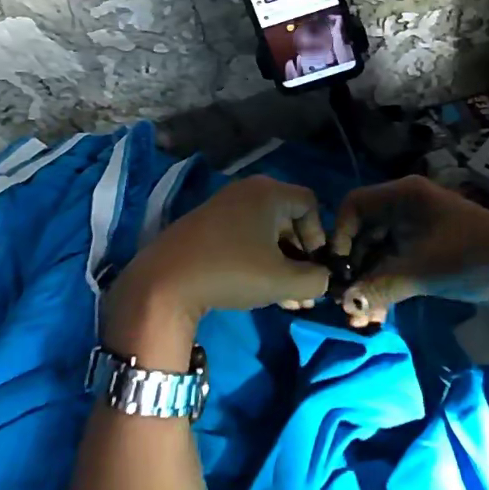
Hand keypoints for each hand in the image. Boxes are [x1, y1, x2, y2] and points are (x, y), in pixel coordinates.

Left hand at [106, 177, 329, 365]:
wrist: (165, 281)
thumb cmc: (231, 272)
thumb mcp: (282, 281)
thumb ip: (315, 279)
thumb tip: (323, 277)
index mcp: (269, 192)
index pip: (309, 204)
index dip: (318, 235)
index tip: (313, 266)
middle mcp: (248, 190)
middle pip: (287, 218)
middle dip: (300, 255)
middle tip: (303, 289)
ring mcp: (224, 205)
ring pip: (266, 231)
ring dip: (281, 262)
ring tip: (286, 299)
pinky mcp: (207, 224)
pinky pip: (245, 235)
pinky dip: (258, 257)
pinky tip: (259, 289)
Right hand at [331, 176, 488, 328]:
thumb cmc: (474, 257)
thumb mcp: (423, 271)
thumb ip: (380, 286)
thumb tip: (344, 304)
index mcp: (403, 196)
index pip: (354, 205)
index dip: (340, 234)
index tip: (337, 269)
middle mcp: (404, 208)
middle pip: (363, 233)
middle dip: (353, 270)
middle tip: (343, 305)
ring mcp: (415, 231)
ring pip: (378, 254)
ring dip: (367, 285)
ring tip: (358, 320)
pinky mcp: (425, 252)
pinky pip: (394, 266)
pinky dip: (384, 288)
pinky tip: (376, 318)